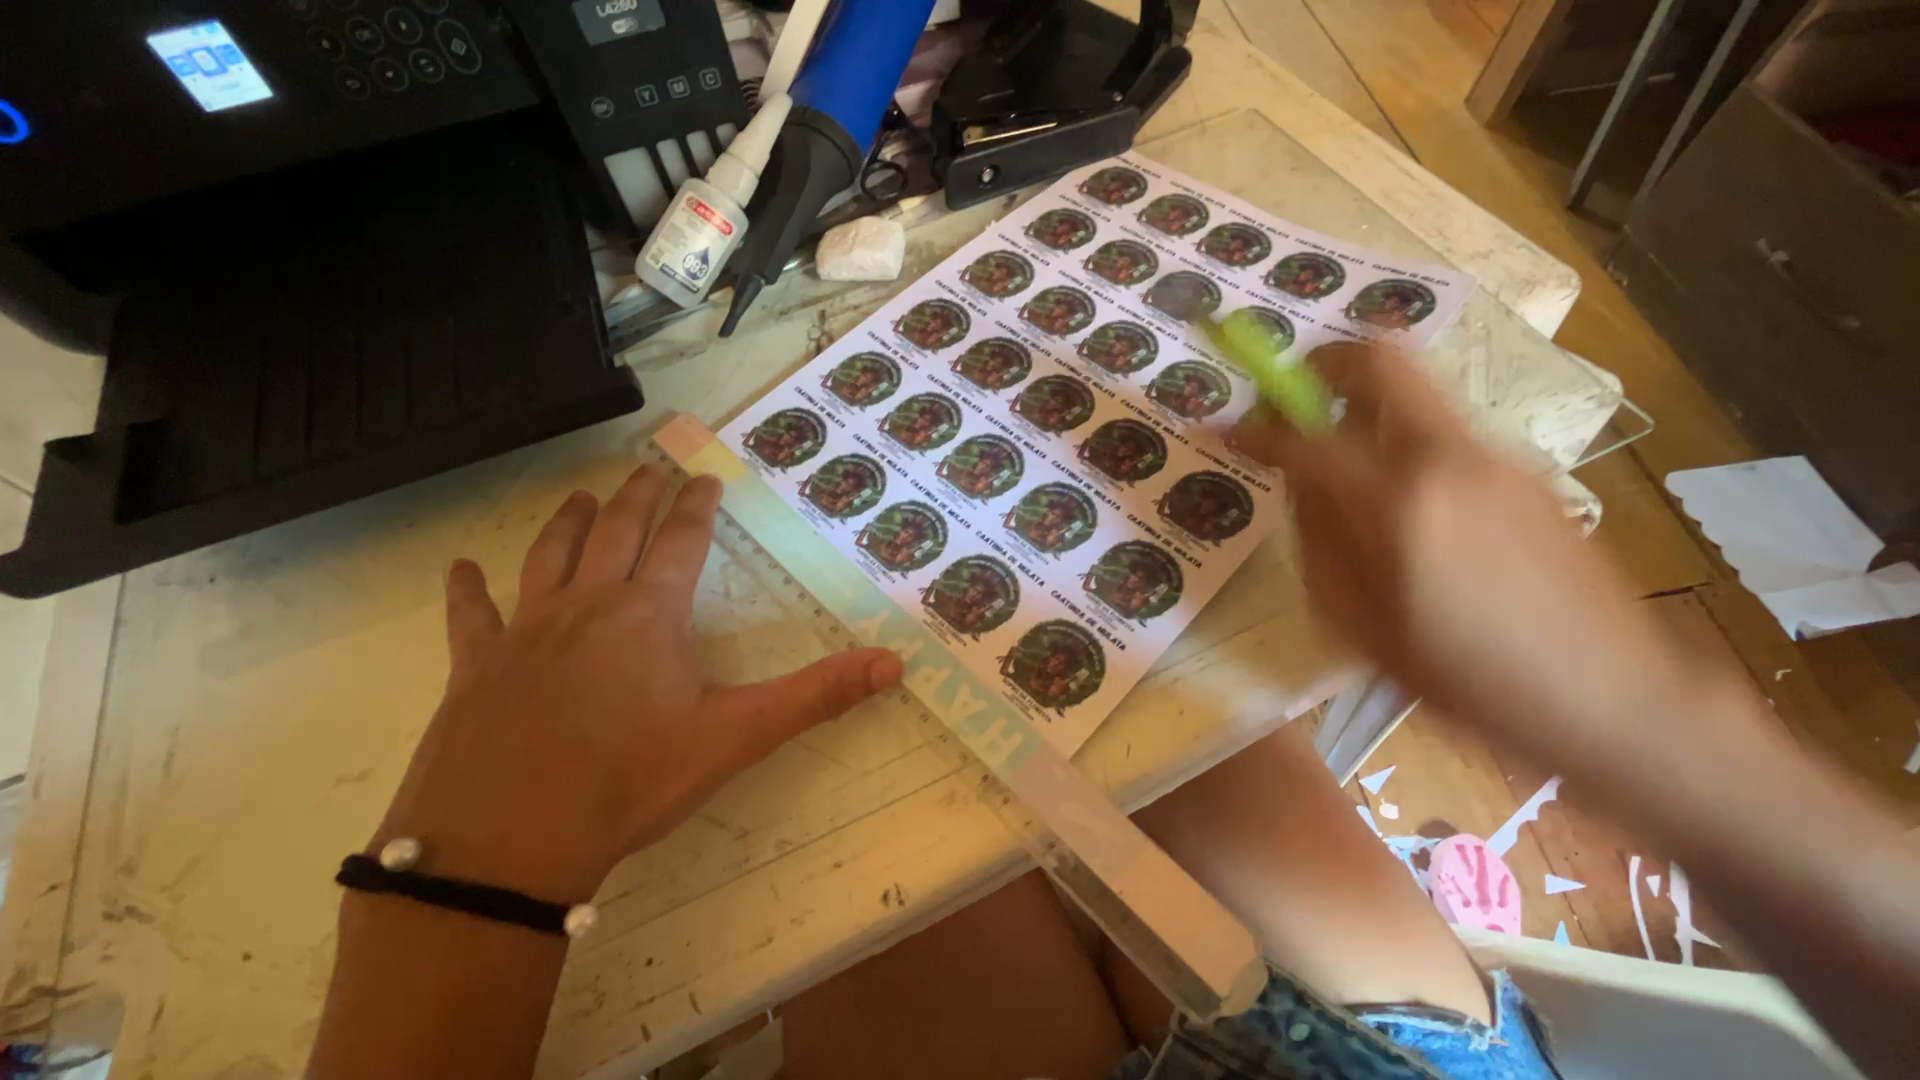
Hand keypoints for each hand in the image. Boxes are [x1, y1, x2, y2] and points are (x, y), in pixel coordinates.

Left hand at [371, 466, 904, 901]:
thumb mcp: (736, 739)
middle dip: (636, 496)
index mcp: (648, 615)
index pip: (680, 543)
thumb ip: (816, 697)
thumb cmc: (630, 782)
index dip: (696, 508)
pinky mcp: (475, 666)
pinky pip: (471, 615)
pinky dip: (468, 588)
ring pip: (549, 556)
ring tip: (582, 496)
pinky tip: (462, 567)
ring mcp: (525, 631)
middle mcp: (587, 606)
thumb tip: (894, 663)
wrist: (508, 842)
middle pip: (614, 533)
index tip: (704, 477)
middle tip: (648, 467)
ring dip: (569, 522)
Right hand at [1228, 344, 1692, 757]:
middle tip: (1293, 402)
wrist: (1617, 701)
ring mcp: (1500, 458)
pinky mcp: (1530, 475)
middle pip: (1381, 360)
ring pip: (1415, 400)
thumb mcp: (1361, 627)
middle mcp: (1449, 457)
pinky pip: (1446, 440)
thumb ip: (1319, 543)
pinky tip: (1414, 519)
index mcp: (1398, 502)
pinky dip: (1408, 451)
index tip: (1220, 426)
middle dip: (1324, 365)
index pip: (1303, 439)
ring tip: (1353, 484)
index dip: (1251, 428)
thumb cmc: (1469, 682)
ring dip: (1368, 416)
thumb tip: (1302, 488)